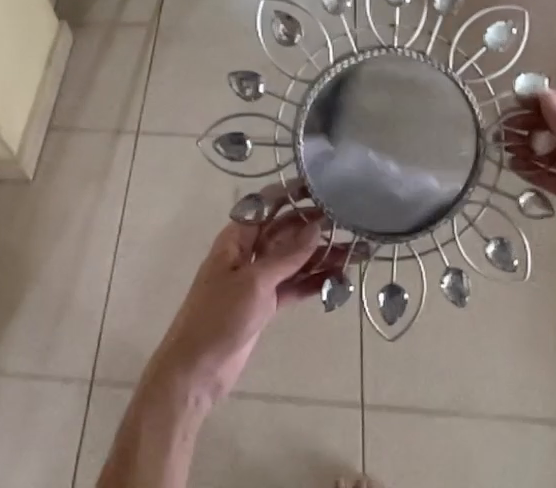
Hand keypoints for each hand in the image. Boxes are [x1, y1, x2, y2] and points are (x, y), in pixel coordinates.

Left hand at [142, 191, 341, 408]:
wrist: (197, 369)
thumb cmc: (218, 317)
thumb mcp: (254, 282)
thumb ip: (286, 255)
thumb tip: (316, 226)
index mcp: (237, 238)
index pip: (268, 205)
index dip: (294, 193)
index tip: (325, 185)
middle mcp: (248, 253)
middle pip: (286, 232)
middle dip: (316, 226)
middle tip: (353, 221)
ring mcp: (258, 279)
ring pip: (295, 260)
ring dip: (322, 256)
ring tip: (358, 251)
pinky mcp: (266, 304)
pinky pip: (295, 285)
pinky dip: (314, 281)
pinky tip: (341, 277)